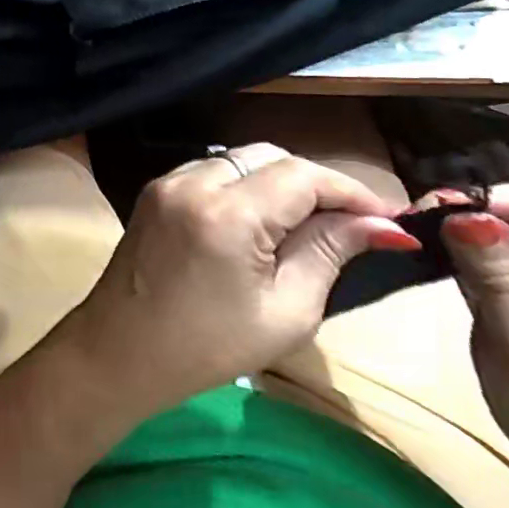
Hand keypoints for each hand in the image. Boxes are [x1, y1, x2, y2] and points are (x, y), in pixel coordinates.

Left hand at [58, 144, 418, 420]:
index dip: (352, 192)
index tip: (389, 220)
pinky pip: (211, 171)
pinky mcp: (154, 190)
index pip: (302, 175)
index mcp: (226, 212)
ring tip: (308, 224)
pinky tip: (259, 221)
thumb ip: (329, 252)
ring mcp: (167, 182)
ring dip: (278, 182)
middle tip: (350, 224)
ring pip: (239, 160)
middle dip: (316, 184)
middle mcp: (192, 182)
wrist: (119, 351)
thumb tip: (383, 226)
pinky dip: (243, 185)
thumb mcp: (286, 311)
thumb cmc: (207, 347)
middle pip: (270, 157)